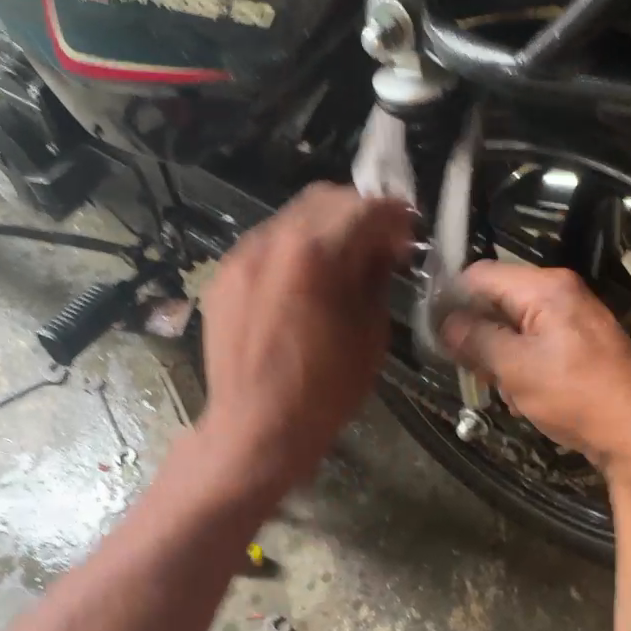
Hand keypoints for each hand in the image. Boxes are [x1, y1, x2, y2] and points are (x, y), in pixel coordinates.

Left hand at [197, 184, 413, 491]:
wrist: (255, 430)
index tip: (408, 234)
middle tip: (379, 245)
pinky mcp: (222, 278)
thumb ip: (375, 280)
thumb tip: (382, 251)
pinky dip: (291, 254)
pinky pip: (265, 248)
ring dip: (323, 231)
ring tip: (340, 266)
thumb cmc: (323, 393)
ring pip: (291, 220)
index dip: (395, 216)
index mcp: (315, 254)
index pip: (365, 207)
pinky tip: (302, 286)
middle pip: (324, 200)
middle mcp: (272, 241)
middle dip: (358, 214)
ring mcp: (241, 257)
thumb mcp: (369, 335)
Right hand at [441, 262, 630, 477]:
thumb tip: (444, 323)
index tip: (432, 332)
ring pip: (515, 332)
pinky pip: (537, 350)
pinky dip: (524, 373)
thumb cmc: (576, 395)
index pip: (480, 276)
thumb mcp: (516, 367)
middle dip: (480, 339)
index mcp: (546, 287)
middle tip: (475, 374)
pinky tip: (530, 401)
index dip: (451, 300)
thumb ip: (476, 340)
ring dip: (502, 363)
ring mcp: (574, 322)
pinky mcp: (582, 349)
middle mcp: (561, 295)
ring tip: (511, 395)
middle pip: (497, 303)